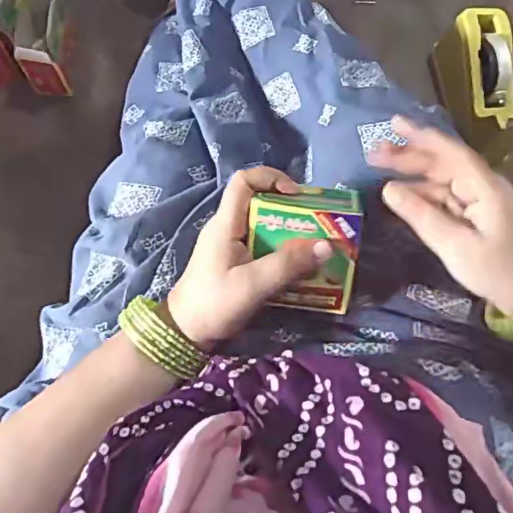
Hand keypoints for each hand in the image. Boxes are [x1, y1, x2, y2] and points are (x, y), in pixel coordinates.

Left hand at [166, 166, 331, 347]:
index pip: (243, 181)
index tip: (296, 195)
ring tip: (316, 246)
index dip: (271, 178)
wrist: (185, 334)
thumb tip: (326, 245)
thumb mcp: (253, 285)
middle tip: (317, 224)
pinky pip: (264, 247)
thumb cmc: (213, 304)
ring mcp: (231, 246)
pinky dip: (284, 252)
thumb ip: (288, 265)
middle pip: (261, 203)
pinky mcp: (237, 263)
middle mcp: (228, 228)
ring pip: (265, 226)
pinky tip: (301, 267)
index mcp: (225, 224)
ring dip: (291, 234)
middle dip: (291, 210)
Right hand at [369, 116, 512, 315]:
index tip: (395, 124)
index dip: (423, 137)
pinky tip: (398, 190)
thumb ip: (421, 216)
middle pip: (443, 161)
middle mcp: (482, 185)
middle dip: (408, 154)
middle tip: (373, 150)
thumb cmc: (494, 270)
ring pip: (440, 177)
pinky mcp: (472, 211)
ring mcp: (478, 198)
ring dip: (410, 171)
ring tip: (377, 165)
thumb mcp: (454, 246)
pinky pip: (442, 193)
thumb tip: (388, 189)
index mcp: (485, 188)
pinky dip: (420, 190)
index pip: (451, 153)